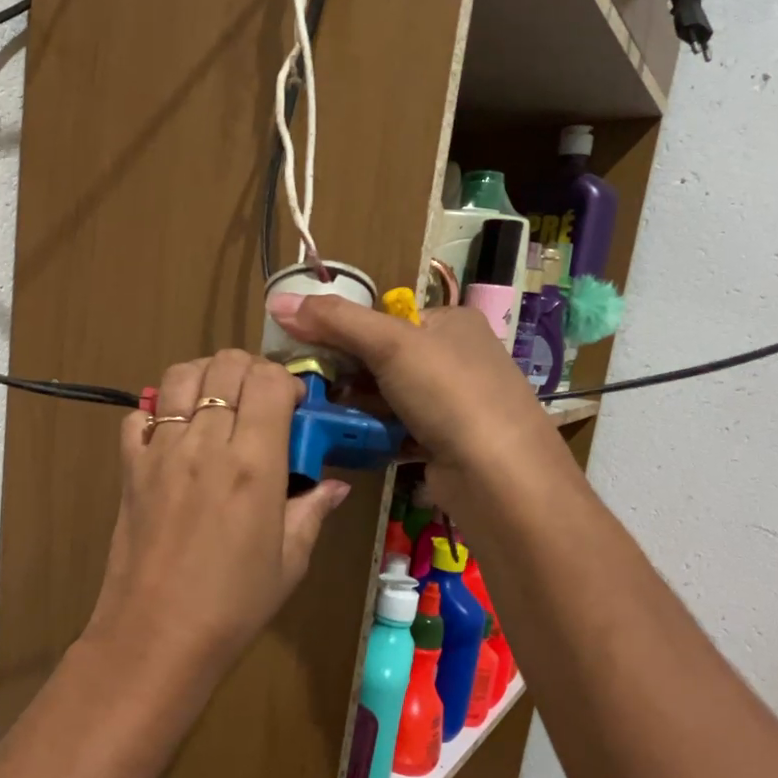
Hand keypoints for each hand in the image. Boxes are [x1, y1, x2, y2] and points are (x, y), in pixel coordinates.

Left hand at [89, 350, 351, 667]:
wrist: (155, 634)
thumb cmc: (233, 605)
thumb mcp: (290, 562)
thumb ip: (311, 512)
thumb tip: (334, 485)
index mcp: (253, 463)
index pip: (267, 380)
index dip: (284, 382)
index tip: (293, 408)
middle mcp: (204, 443)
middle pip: (223, 366)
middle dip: (248, 371)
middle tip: (258, 403)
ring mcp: (159, 451)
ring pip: (178, 377)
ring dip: (203, 378)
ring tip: (217, 405)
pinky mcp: (128, 468)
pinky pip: (137, 416)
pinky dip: (156, 411)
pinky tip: (173, 436)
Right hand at [266, 293, 558, 502]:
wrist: (499, 476)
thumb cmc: (449, 394)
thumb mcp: (389, 344)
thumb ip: (335, 321)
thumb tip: (277, 300)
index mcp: (450, 322)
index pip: (384, 318)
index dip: (341, 331)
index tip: (303, 351)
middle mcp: (455, 358)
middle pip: (382, 359)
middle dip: (345, 375)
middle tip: (307, 388)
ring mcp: (452, 404)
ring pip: (387, 399)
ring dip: (355, 409)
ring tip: (320, 417)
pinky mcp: (444, 444)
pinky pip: (396, 432)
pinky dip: (372, 436)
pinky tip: (348, 443)